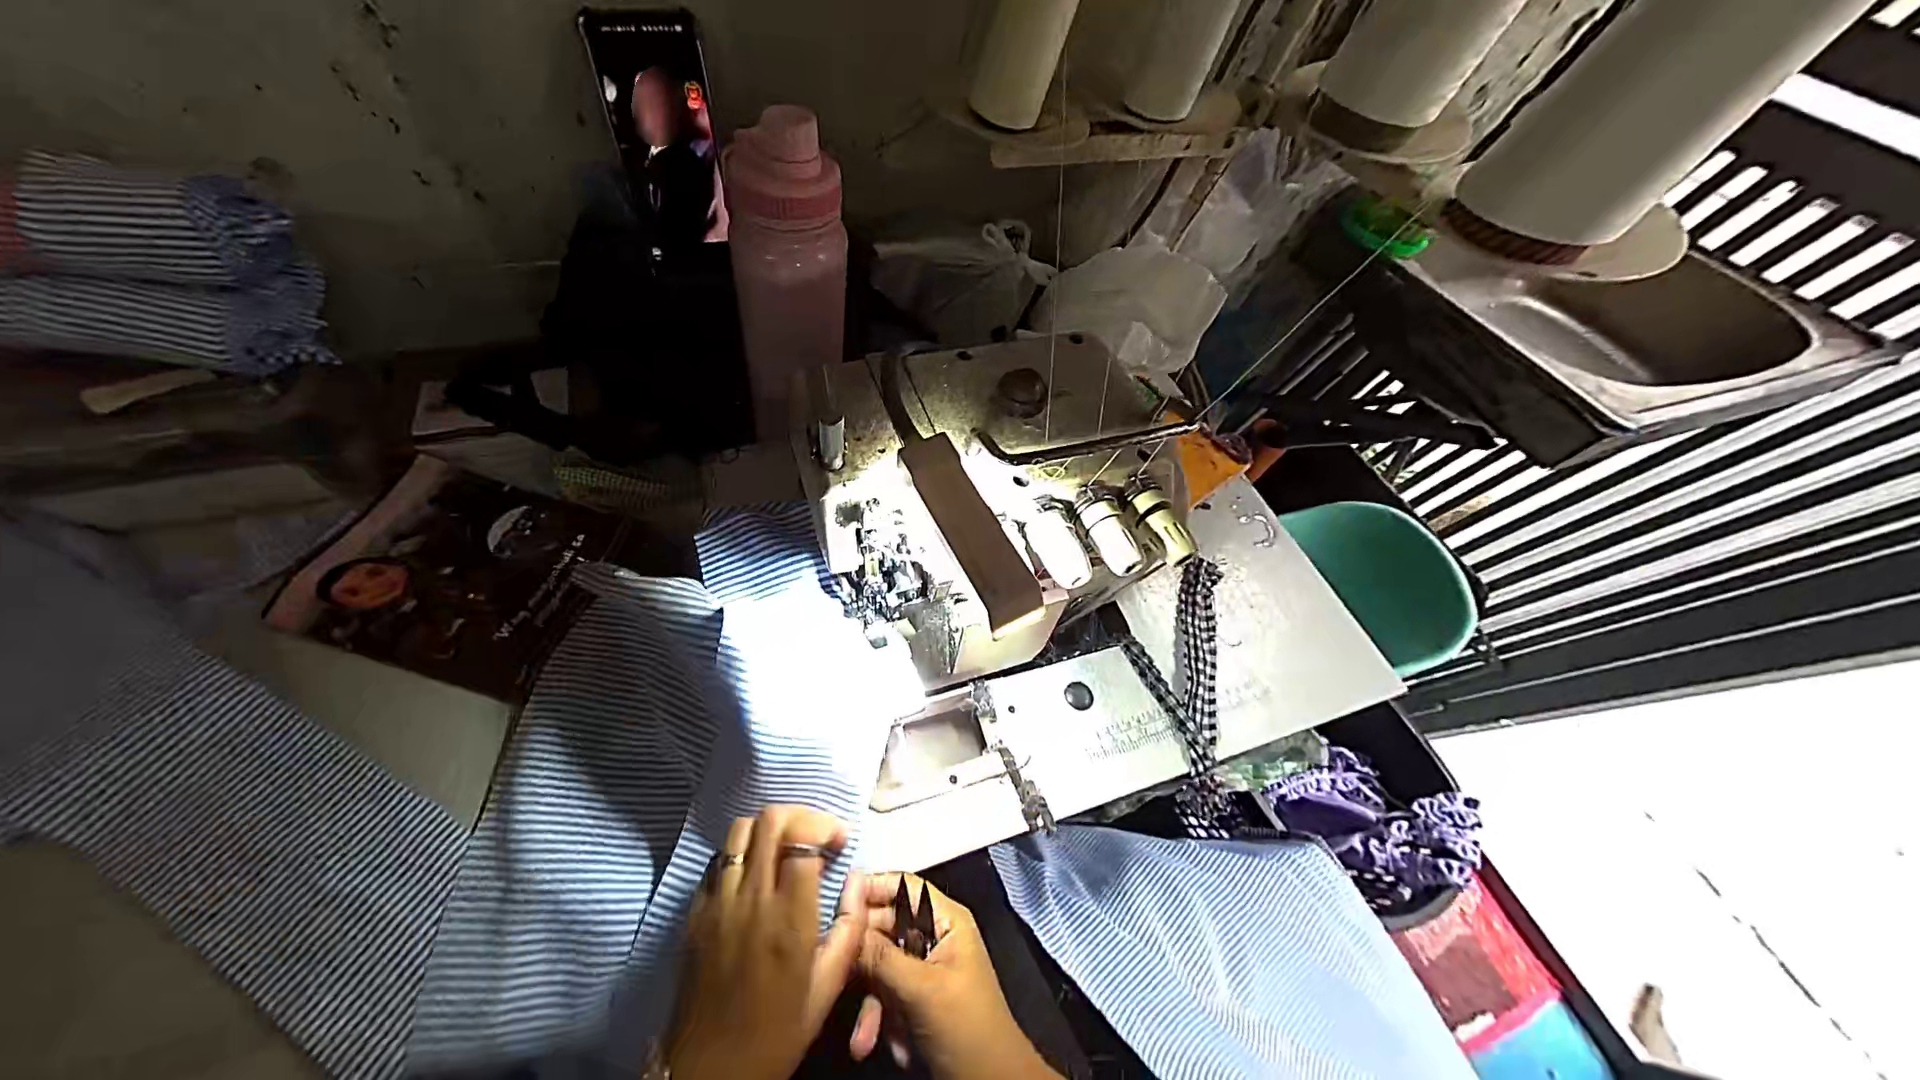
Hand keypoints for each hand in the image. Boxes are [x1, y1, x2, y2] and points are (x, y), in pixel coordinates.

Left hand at [663, 806, 864, 1079]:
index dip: (825, 829)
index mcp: (788, 918)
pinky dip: (742, 852)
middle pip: (770, 821)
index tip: (839, 843)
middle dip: (802, 816)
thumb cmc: (776, 1032)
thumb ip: (849, 928)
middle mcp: (751, 899)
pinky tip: (755, 875)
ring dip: (769, 828)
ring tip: (786, 848)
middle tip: (817, 836)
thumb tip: (857, 882)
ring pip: (740, 830)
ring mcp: (717, 901)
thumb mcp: (827, 987)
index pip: (801, 840)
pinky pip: (719, 859)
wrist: (707, 1070)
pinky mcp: (695, 911)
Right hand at [852, 873, 1061, 1079]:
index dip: (872, 887)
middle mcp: (935, 937)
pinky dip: (880, 1018)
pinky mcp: (916, 998)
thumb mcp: (922, 989)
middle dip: (863, 957)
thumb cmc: (970, 1030)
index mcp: (946, 921)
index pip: (904, 887)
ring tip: (865, 1034)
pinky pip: (886, 994)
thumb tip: (848, 926)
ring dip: (870, 1000)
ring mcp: (924, 968)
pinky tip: (881, 1042)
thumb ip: (882, 956)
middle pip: (885, 925)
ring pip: (881, 965)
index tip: (838, 900)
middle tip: (836, 970)